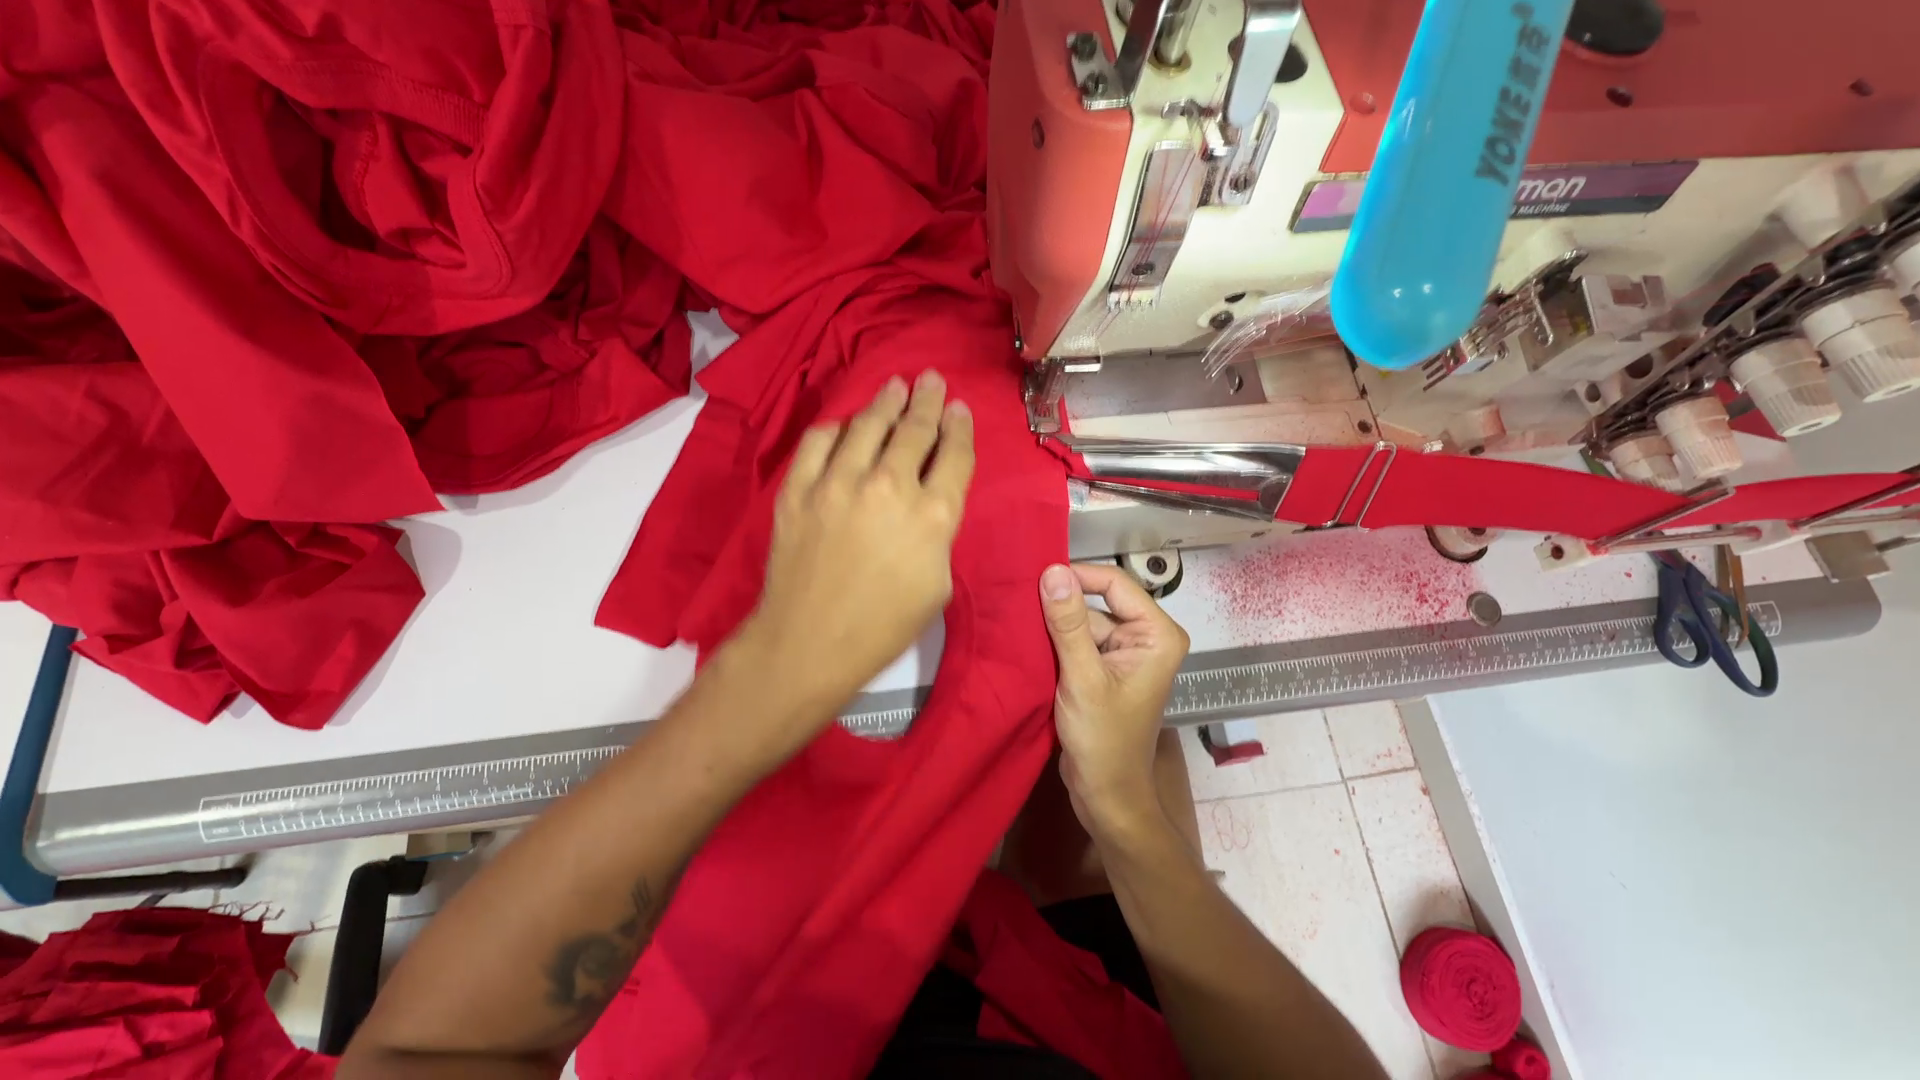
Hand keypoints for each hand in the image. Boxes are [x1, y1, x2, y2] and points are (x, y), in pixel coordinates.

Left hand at [733, 371, 974, 734]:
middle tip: (932, 380)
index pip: (954, 456)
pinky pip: (819, 442)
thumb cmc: (883, 626)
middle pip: (914, 429)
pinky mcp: (798, 488)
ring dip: (885, 401)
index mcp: (932, 516)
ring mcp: (837, 483)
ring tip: (896, 386)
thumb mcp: (937, 585)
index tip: (960, 410)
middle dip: (928, 401)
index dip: (960, 428)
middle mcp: (888, 487)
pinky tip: (846, 424)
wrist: (809, 643)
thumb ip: (939, 533)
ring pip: (867, 425)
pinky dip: (836, 427)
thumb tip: (928, 501)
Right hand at [1038, 563, 1189, 838]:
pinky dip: (1056, 642)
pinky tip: (1029, 642)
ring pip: (1084, 621)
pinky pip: (1079, 642)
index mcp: (1157, 635)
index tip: (1035, 579)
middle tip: (1019, 600)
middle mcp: (1147, 637)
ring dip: (1055, 625)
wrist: (1105, 795)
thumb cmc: (1103, 740)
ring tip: (1019, 622)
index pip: (1115, 583)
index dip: (1077, 576)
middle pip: (1099, 601)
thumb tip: (1052, 571)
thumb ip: (1068, 624)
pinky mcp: (1106, 669)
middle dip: (1062, 603)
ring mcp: (1126, 654)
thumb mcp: (1082, 678)